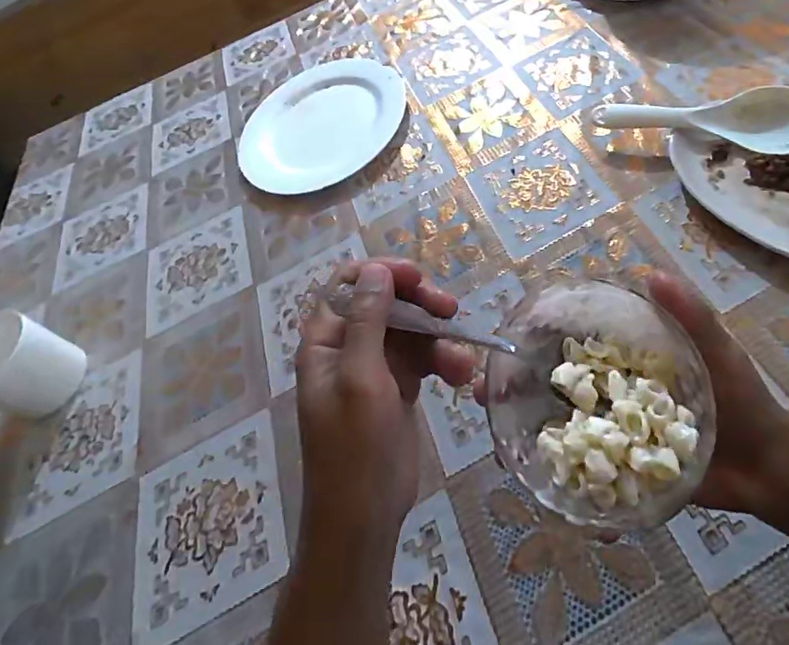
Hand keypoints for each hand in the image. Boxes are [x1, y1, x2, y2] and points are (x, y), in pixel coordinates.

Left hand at [293, 258, 477, 544]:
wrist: (364, 519)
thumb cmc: (354, 448)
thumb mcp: (360, 379)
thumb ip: (367, 320)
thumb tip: (375, 270)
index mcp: (326, 341)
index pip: (348, 285)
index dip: (381, 274)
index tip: (417, 277)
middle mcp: (348, 347)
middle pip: (386, 303)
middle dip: (419, 303)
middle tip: (449, 308)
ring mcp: (375, 367)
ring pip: (411, 330)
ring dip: (439, 338)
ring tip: (461, 364)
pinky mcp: (399, 387)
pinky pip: (423, 358)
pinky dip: (443, 361)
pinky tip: (462, 377)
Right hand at [471, 272, 788, 520]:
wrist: (771, 467)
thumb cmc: (745, 396)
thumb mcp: (720, 348)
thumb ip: (691, 314)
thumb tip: (649, 274)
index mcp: (636, 357)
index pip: (581, 341)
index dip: (543, 339)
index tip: (509, 340)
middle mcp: (621, 392)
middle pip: (563, 385)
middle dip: (524, 385)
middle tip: (485, 391)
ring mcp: (623, 433)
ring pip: (570, 427)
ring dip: (533, 428)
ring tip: (498, 433)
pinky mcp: (630, 470)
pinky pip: (593, 471)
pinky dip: (566, 474)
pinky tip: (536, 477)